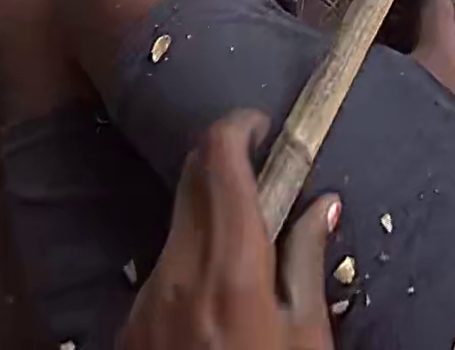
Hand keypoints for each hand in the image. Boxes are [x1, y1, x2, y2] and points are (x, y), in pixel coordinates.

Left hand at [119, 111, 340, 349]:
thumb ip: (308, 258)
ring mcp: (148, 298)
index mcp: (230, 269)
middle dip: (226, 158)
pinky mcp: (132, 323)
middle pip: (193, 175)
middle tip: (263, 175)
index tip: (263, 126)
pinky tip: (217, 293)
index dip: (239, 126)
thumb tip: (322, 201)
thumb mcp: (308, 340)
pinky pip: (165, 259)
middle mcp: (178, 270)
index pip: (219, 158)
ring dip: (211, 206)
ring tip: (248, 243)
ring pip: (179, 216)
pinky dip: (193, 249)